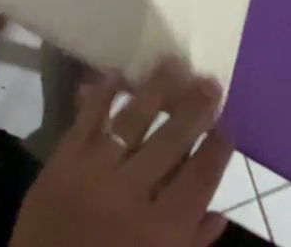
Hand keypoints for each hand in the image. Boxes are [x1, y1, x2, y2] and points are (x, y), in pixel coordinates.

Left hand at [9, 61, 236, 246]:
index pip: (200, 179)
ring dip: (156, 90)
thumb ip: (189, 244)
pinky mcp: (62, 160)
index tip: (227, 124)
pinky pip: (87, 120)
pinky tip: (118, 73)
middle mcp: (131, 194)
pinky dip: (102, 94)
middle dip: (194, 109)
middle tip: (210, 81)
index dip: (217, 150)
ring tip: (174, 63)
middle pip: (171, 141)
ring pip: (132, 120)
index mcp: (161, 231)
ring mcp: (94, 172)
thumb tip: (219, 214)